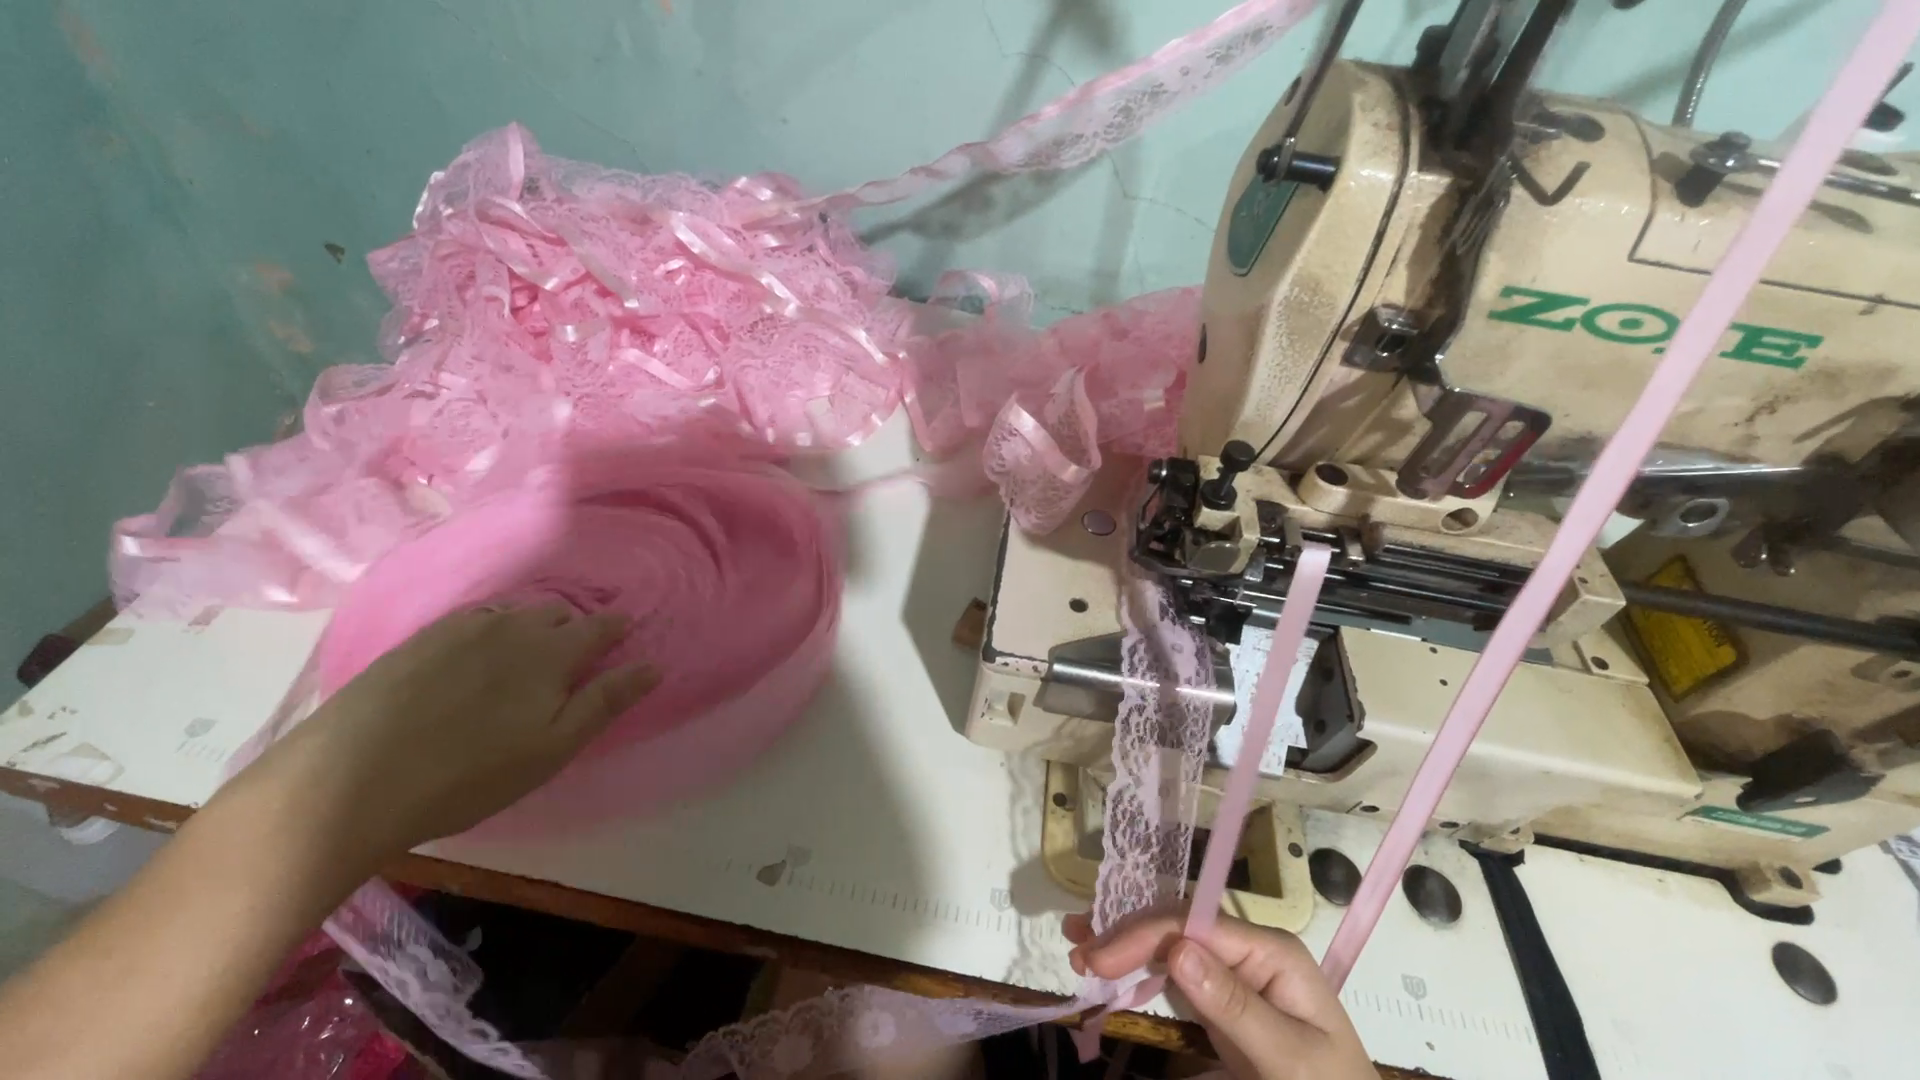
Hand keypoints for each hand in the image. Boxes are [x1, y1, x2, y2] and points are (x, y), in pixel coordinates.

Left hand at [244, 604, 658, 864]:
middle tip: (572, 658)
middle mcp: (511, 626)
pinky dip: (490, 630)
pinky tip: (476, 657)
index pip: (599, 627)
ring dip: (531, 626)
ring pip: (513, 612)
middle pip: (557, 613)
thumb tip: (653, 665)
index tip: (624, 635)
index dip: (616, 630)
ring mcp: (460, 628)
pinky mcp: (418, 639)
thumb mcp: (551, 748)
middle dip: (573, 627)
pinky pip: (472, 619)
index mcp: (551, 653)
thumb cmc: (470, 774)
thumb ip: (605, 701)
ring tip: (526, 656)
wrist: (351, 778)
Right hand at [1064, 912, 1377, 1079]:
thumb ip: (1234, 1005)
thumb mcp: (1286, 1058)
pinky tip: (1110, 967)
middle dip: (1124, 933)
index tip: (1096, 959)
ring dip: (1124, 943)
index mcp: (1269, 949)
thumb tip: (1176, 947)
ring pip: (1169, 943)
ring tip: (1079, 948)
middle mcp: (1249, 948)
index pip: (1192, 925)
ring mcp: (1236, 970)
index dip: (1140, 934)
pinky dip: (1139, 967)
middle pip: (1176, 926)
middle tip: (1076, 949)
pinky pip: (1174, 971)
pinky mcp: (1224, 995)